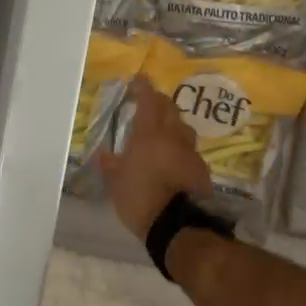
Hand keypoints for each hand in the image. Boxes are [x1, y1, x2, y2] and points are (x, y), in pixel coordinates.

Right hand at [96, 78, 211, 240]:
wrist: (176, 224)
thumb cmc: (139, 198)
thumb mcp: (115, 182)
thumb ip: (110, 164)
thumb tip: (104, 154)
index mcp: (149, 134)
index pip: (149, 100)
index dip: (144, 88)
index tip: (138, 80)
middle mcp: (173, 136)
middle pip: (170, 108)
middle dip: (160, 101)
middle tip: (150, 103)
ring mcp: (190, 151)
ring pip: (184, 127)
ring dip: (173, 123)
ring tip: (164, 130)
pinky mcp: (201, 168)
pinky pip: (190, 150)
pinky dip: (181, 148)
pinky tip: (175, 159)